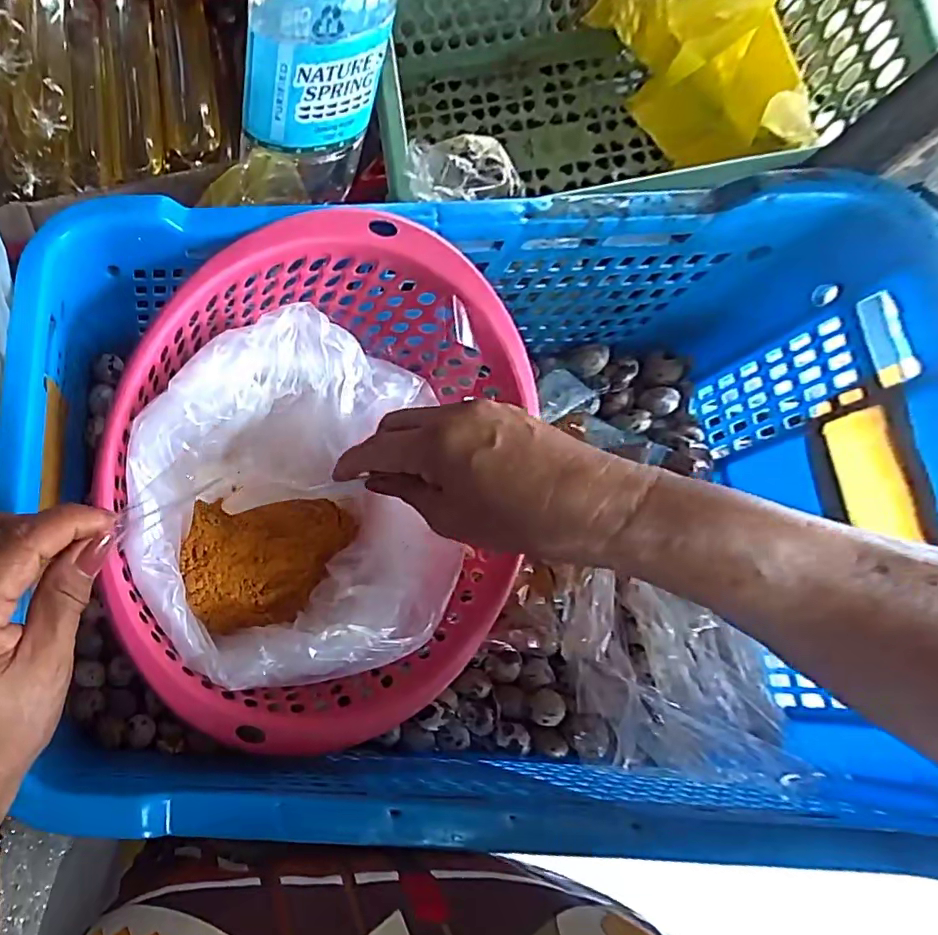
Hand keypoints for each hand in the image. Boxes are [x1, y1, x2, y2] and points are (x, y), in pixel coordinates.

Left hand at [0, 504, 113, 871]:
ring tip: (55, 542)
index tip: (107, 520)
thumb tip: (94, 544)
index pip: (20, 543)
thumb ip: (65, 597)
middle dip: (44, 525)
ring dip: (12, 528)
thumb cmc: (5, 736)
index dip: (67, 522)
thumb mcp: (46, 668)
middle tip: (89, 538)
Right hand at [333, 400, 661, 567]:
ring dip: (407, 440)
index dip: (352, 462)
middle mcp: (454, 414)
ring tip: (409, 470)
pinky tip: (442, 461)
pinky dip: (434, 436)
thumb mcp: (451, 517)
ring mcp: (482, 408)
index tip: (338, 476)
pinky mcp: (504, 411)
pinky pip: (451, 418)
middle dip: (377, 446)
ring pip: (424, 417)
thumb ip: (407, 491)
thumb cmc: (519, 522)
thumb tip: (378, 479)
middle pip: (396, 422)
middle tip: (373, 475)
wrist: (599, 506)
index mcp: (435, 443)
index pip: (376, 447)